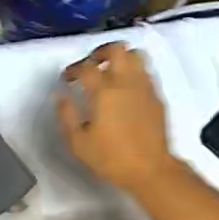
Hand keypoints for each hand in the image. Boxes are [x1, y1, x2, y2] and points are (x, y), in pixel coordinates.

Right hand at [56, 42, 183, 194]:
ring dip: (121, 58)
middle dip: (101, 51)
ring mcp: (145, 88)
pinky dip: (133, 72)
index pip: (87, 67)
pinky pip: (145, 72)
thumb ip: (66, 115)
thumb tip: (61, 96)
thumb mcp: (78, 142)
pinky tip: (125, 88)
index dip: (73, 69)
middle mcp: (126, 83)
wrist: (151, 170)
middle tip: (91, 63)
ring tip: (110, 71)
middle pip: (117, 49)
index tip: (67, 78)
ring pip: (136, 55)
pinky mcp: (157, 97)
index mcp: (104, 93)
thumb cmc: (111, 157)